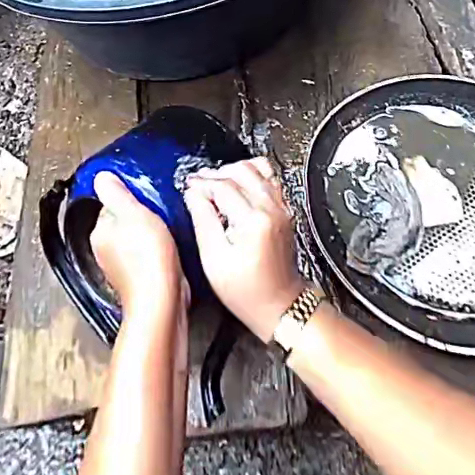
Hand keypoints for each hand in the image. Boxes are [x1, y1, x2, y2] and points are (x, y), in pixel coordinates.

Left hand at [90, 172, 185, 323]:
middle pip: (126, 219)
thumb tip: (101, 176)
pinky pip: (149, 253)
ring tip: (167, 231)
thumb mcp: (133, 213)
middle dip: (143, 215)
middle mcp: (107, 249)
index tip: (147, 198)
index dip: (132, 197)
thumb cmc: (148, 259)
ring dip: (153, 231)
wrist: (162, 301)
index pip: (112, 202)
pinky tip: (170, 249)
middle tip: (160, 213)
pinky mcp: (140, 276)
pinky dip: (159, 249)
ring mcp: (122, 264)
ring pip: (138, 236)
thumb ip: (116, 193)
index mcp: (100, 231)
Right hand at [184, 157, 305, 341]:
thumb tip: (193, 195)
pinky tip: (237, 188)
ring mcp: (281, 208)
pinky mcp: (284, 210)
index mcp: (254, 221)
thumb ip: (202, 220)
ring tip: (216, 184)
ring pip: (257, 168)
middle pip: (241, 170)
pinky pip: (269, 178)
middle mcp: (272, 209)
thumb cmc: (249, 292)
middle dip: (215, 174)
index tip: (189, 187)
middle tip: (198, 184)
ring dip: (233, 171)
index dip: (202, 184)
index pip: (223, 186)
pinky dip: (250, 175)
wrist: (280, 306)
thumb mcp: (214, 260)